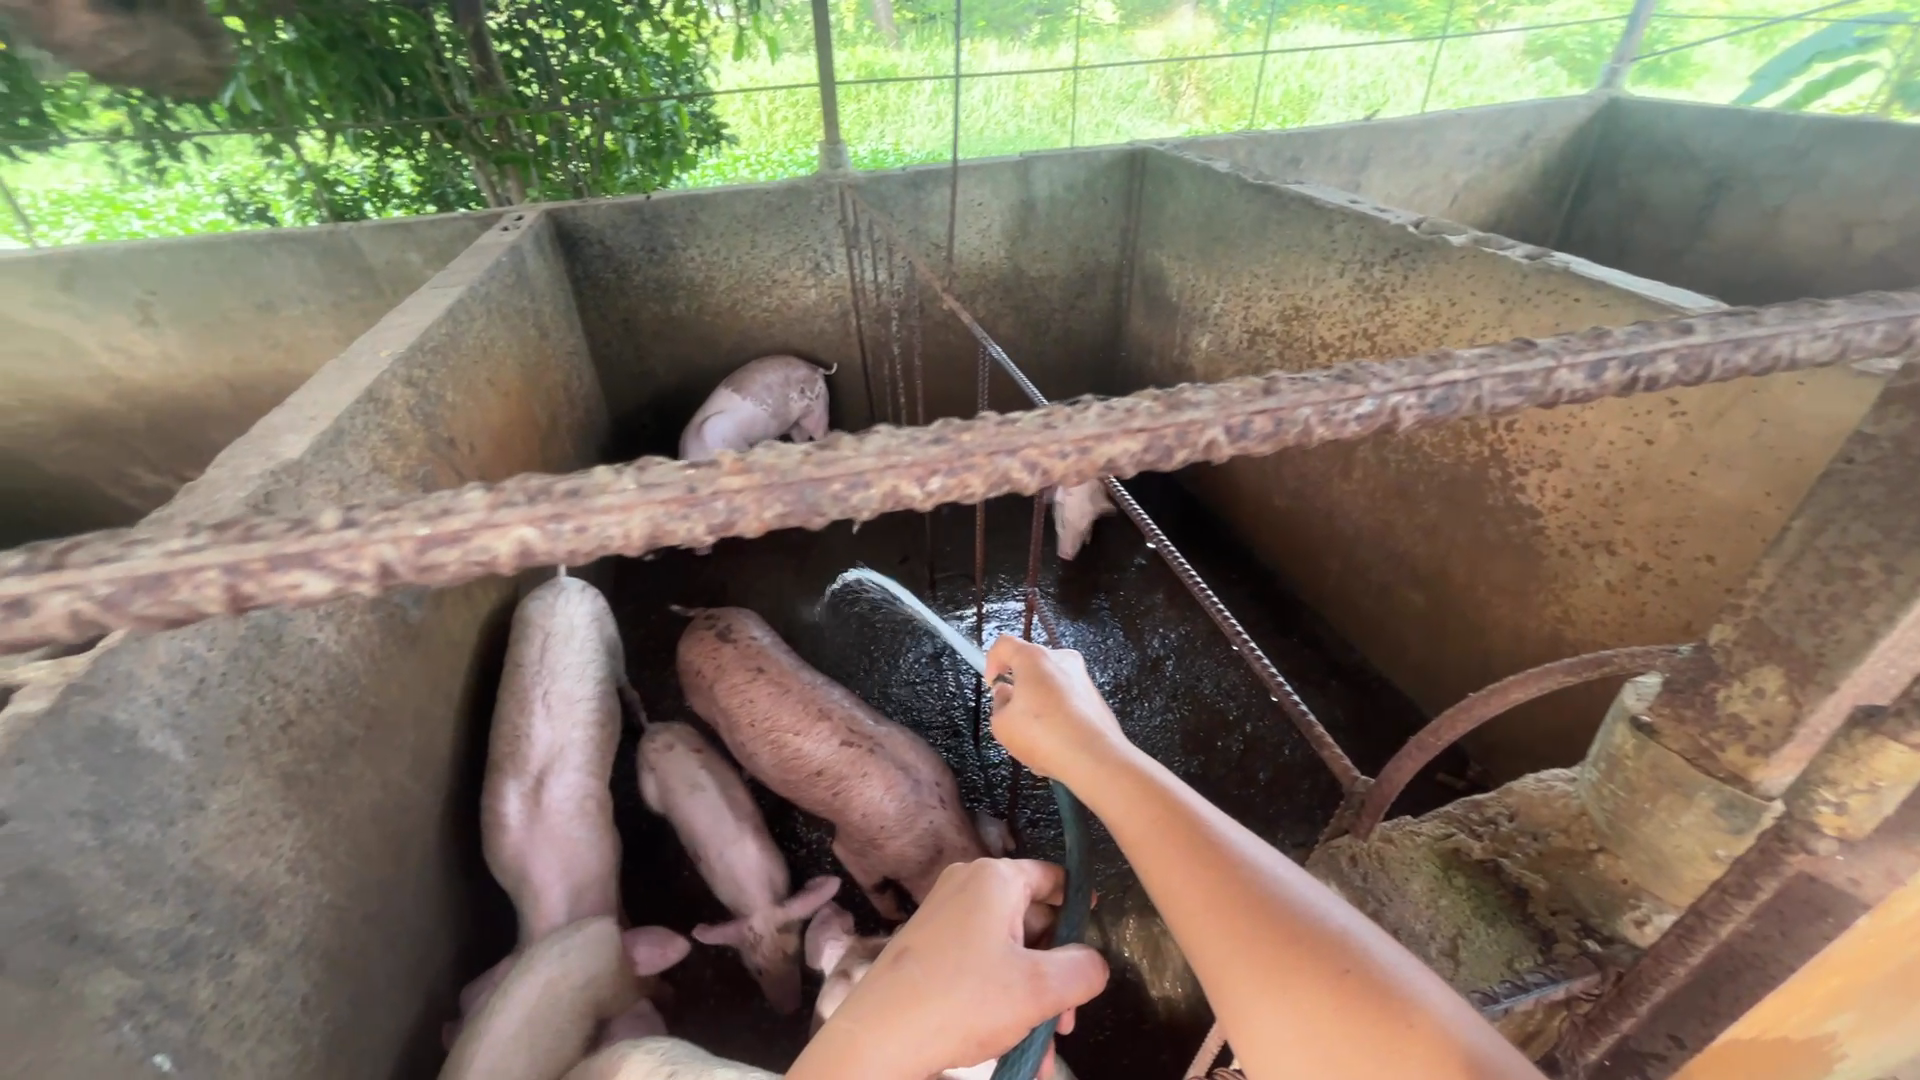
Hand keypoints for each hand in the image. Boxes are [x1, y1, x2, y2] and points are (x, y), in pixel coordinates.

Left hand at [798, 859, 1108, 1079]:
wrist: (879, 1035)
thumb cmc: (965, 999)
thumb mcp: (1039, 989)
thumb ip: (1083, 970)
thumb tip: (1094, 962)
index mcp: (996, 878)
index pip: (1054, 878)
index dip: (1081, 906)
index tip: (1098, 939)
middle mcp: (969, 885)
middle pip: (1033, 920)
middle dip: (1056, 973)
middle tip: (1068, 1021)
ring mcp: (945, 914)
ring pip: (1008, 950)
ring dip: (1032, 997)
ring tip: (1041, 1050)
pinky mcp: (929, 946)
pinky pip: (980, 963)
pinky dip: (1001, 998)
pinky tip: (1015, 1048)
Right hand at [986, 635, 1131, 786]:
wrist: (1096, 759)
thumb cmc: (1044, 736)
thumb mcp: (1002, 724)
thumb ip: (998, 704)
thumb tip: (1005, 695)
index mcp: (1034, 658)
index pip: (1004, 644)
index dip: (991, 662)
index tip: (992, 684)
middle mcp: (1062, 660)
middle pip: (1031, 664)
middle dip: (1018, 685)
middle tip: (1011, 712)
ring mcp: (1082, 678)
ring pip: (1050, 684)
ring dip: (1038, 702)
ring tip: (1034, 735)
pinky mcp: (1096, 698)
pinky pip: (1068, 700)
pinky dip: (1058, 715)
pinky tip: (1055, 743)